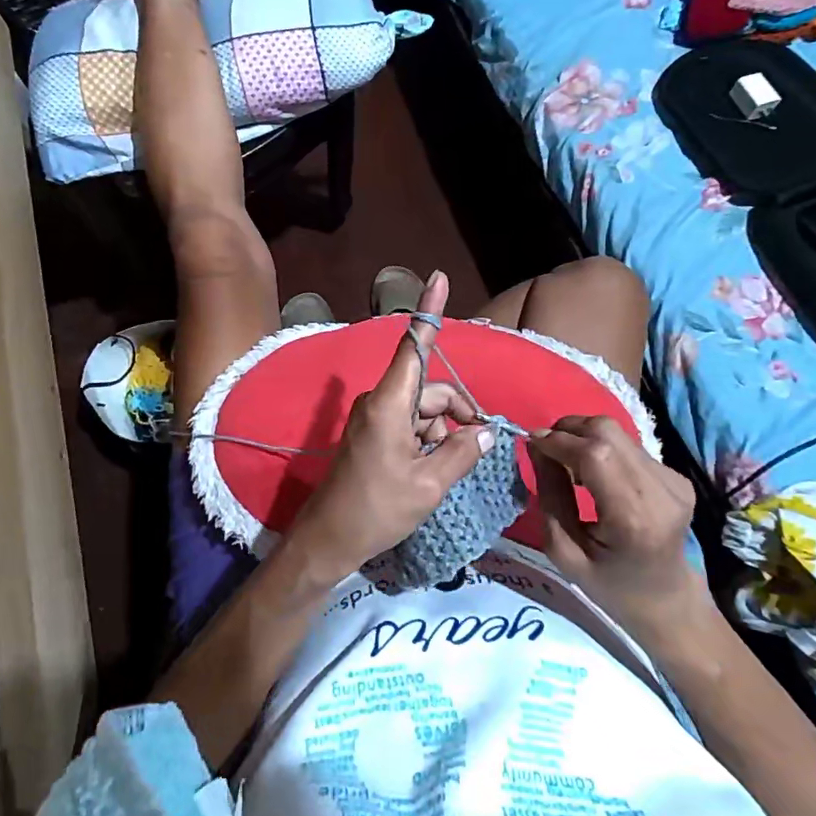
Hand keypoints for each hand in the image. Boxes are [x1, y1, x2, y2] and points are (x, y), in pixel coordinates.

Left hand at [285, 271, 493, 582]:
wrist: (330, 538)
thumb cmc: (376, 509)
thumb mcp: (428, 485)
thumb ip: (460, 453)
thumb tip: (485, 432)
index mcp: (389, 403)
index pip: (413, 347)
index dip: (428, 312)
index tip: (437, 277)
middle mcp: (380, 402)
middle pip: (431, 389)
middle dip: (457, 412)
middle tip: (477, 447)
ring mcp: (375, 419)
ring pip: (424, 410)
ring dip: (443, 433)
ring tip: (446, 470)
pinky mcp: (373, 436)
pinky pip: (411, 426)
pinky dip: (429, 441)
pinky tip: (434, 471)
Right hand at [529, 416, 708, 634]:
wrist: (666, 601)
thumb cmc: (609, 585)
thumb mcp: (564, 552)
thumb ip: (550, 495)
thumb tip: (537, 446)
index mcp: (633, 518)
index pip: (594, 455)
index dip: (558, 441)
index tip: (531, 442)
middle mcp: (660, 491)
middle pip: (607, 431)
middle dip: (568, 430)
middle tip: (546, 449)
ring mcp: (673, 481)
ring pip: (617, 433)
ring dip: (584, 438)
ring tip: (569, 465)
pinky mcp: (677, 476)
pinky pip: (628, 446)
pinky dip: (602, 450)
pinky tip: (596, 476)